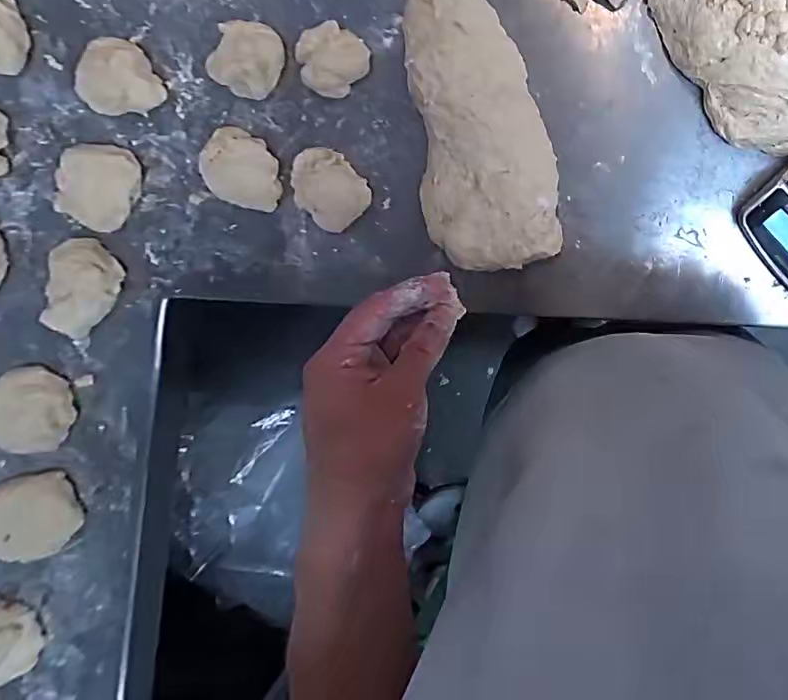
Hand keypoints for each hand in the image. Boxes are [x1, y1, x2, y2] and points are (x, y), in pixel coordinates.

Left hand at [302, 273, 465, 511]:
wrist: (357, 507)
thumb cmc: (373, 445)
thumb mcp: (403, 389)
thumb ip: (424, 345)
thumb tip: (447, 308)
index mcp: (335, 357)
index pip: (374, 309)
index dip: (410, 291)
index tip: (445, 281)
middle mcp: (339, 364)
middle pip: (379, 322)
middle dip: (415, 304)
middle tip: (453, 290)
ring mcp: (353, 382)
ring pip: (388, 341)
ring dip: (418, 324)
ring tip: (452, 307)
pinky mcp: (368, 399)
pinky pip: (392, 361)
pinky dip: (415, 347)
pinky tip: (439, 335)